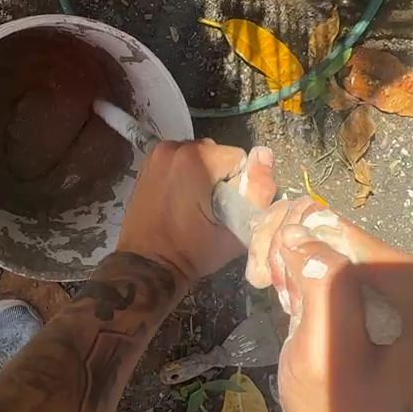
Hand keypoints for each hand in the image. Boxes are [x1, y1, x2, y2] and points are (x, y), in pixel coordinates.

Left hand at [116, 140, 275, 285]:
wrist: (148, 263)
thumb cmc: (193, 250)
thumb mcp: (237, 229)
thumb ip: (259, 191)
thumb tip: (265, 155)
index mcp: (196, 159)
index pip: (238, 158)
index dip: (239, 184)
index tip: (226, 207)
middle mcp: (174, 148)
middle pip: (217, 153)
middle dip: (221, 177)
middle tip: (212, 208)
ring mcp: (157, 153)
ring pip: (199, 155)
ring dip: (203, 174)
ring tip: (195, 205)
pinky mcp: (148, 162)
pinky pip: (179, 160)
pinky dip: (184, 173)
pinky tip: (181, 198)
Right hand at [251, 201, 412, 411]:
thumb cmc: (338, 405)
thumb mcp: (327, 350)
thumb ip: (323, 284)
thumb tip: (297, 233)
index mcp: (399, 273)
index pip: (324, 221)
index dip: (288, 248)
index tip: (277, 291)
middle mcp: (391, 263)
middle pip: (313, 217)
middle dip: (278, 247)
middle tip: (272, 291)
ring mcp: (369, 269)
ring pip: (303, 225)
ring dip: (276, 253)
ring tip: (276, 293)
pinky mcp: (348, 277)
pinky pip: (304, 242)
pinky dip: (281, 260)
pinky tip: (281, 292)